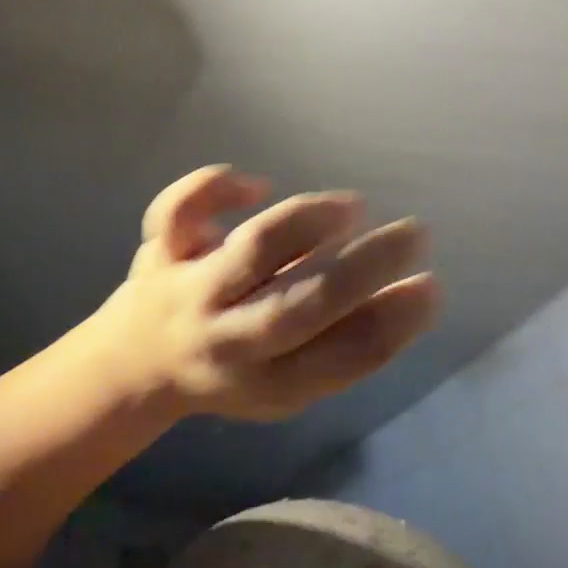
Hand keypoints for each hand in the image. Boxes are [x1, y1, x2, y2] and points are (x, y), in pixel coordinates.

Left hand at [84, 165, 440, 421]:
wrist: (135, 364)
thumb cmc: (233, 367)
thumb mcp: (289, 378)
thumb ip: (341, 340)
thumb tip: (413, 290)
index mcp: (269, 382)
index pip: (341, 358)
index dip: (393, 324)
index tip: (431, 286)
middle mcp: (229, 339)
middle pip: (301, 305)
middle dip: (363, 269)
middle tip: (415, 233)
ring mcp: (189, 292)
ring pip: (251, 252)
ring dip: (305, 224)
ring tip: (352, 205)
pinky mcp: (160, 251)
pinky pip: (179, 211)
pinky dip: (214, 188)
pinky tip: (255, 185)